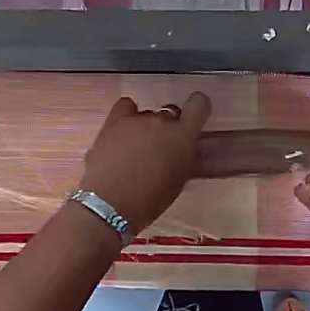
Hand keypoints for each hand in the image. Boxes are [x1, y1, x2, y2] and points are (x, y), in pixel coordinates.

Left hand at [78, 92, 212, 233]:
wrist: (110, 205)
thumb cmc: (148, 202)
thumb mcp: (177, 182)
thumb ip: (182, 158)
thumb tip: (179, 150)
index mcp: (183, 138)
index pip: (199, 104)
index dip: (197, 109)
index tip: (192, 120)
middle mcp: (162, 122)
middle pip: (170, 113)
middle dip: (168, 129)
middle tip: (159, 150)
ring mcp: (137, 119)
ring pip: (148, 115)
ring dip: (146, 128)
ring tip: (135, 149)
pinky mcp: (114, 121)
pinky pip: (126, 107)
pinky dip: (127, 116)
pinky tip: (123, 132)